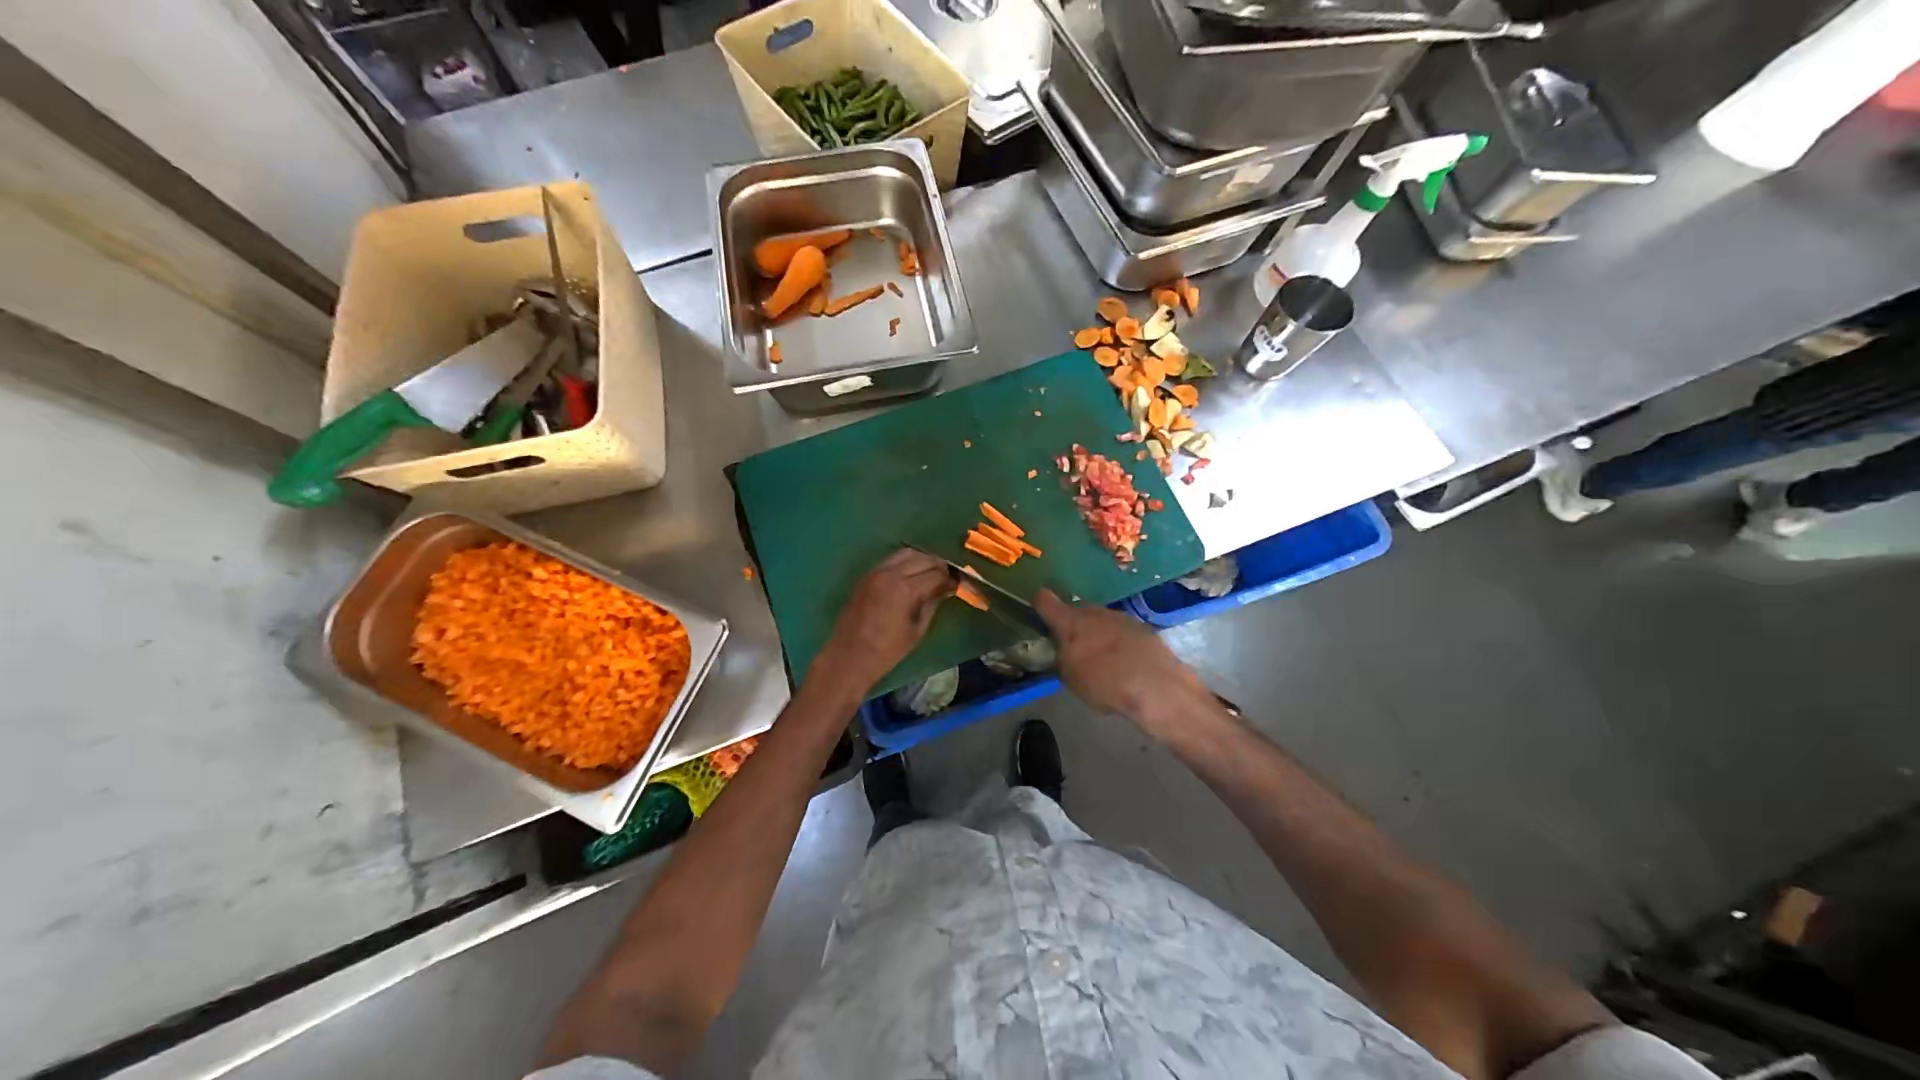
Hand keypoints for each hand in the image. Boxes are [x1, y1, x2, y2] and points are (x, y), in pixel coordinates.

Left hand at [814, 548, 955, 691]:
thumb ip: (931, 604)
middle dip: (938, 566)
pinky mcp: (866, 576)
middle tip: (946, 578)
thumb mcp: (916, 630)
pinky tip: (911, 576)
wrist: (848, 656)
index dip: (950, 579)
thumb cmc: (886, 651)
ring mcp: (875, 572)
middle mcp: (890, 574)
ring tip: (930, 574)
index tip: (957, 585)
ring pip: (905, 554)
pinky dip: (905, 563)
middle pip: (922, 558)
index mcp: (905, 589)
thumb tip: (944, 590)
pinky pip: (890, 560)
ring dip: (921, 560)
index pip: (936, 574)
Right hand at [1034, 588, 1208, 739]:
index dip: (1039, 602)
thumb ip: (1063, 658)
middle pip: (1077, 612)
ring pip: (1101, 620)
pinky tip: (1125, 663)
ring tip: (1102, 659)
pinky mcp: (1142, 627)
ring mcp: (1120, 617)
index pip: (1045, 601)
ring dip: (1098, 633)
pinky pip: (1121, 631)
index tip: (1037, 605)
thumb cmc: (1104, 683)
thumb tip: (1066, 650)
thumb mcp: (1070, 678)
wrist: (1156, 685)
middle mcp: (1094, 612)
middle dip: (1073, 625)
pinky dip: (1119, 642)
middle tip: (1074, 646)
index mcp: (1070, 622)